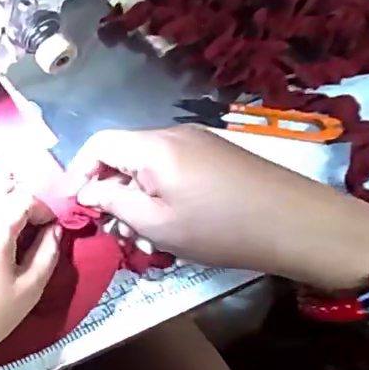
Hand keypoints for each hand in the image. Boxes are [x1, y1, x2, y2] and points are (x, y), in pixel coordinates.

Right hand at [67, 125, 368, 287]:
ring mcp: (197, 142)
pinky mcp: (215, 154)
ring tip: (142, 235)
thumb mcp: (155, 222)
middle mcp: (172, 134)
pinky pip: (172, 168)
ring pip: (147, 164)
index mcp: (153, 146)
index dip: (78, 173)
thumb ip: (113, 202)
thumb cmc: (218, 227)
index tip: (74, 206)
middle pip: (123, 154)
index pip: (98, 144)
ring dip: (135, 197)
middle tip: (112, 231)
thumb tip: (87, 192)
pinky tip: (169, 223)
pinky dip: (159, 192)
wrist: (294, 223)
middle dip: (108, 191)